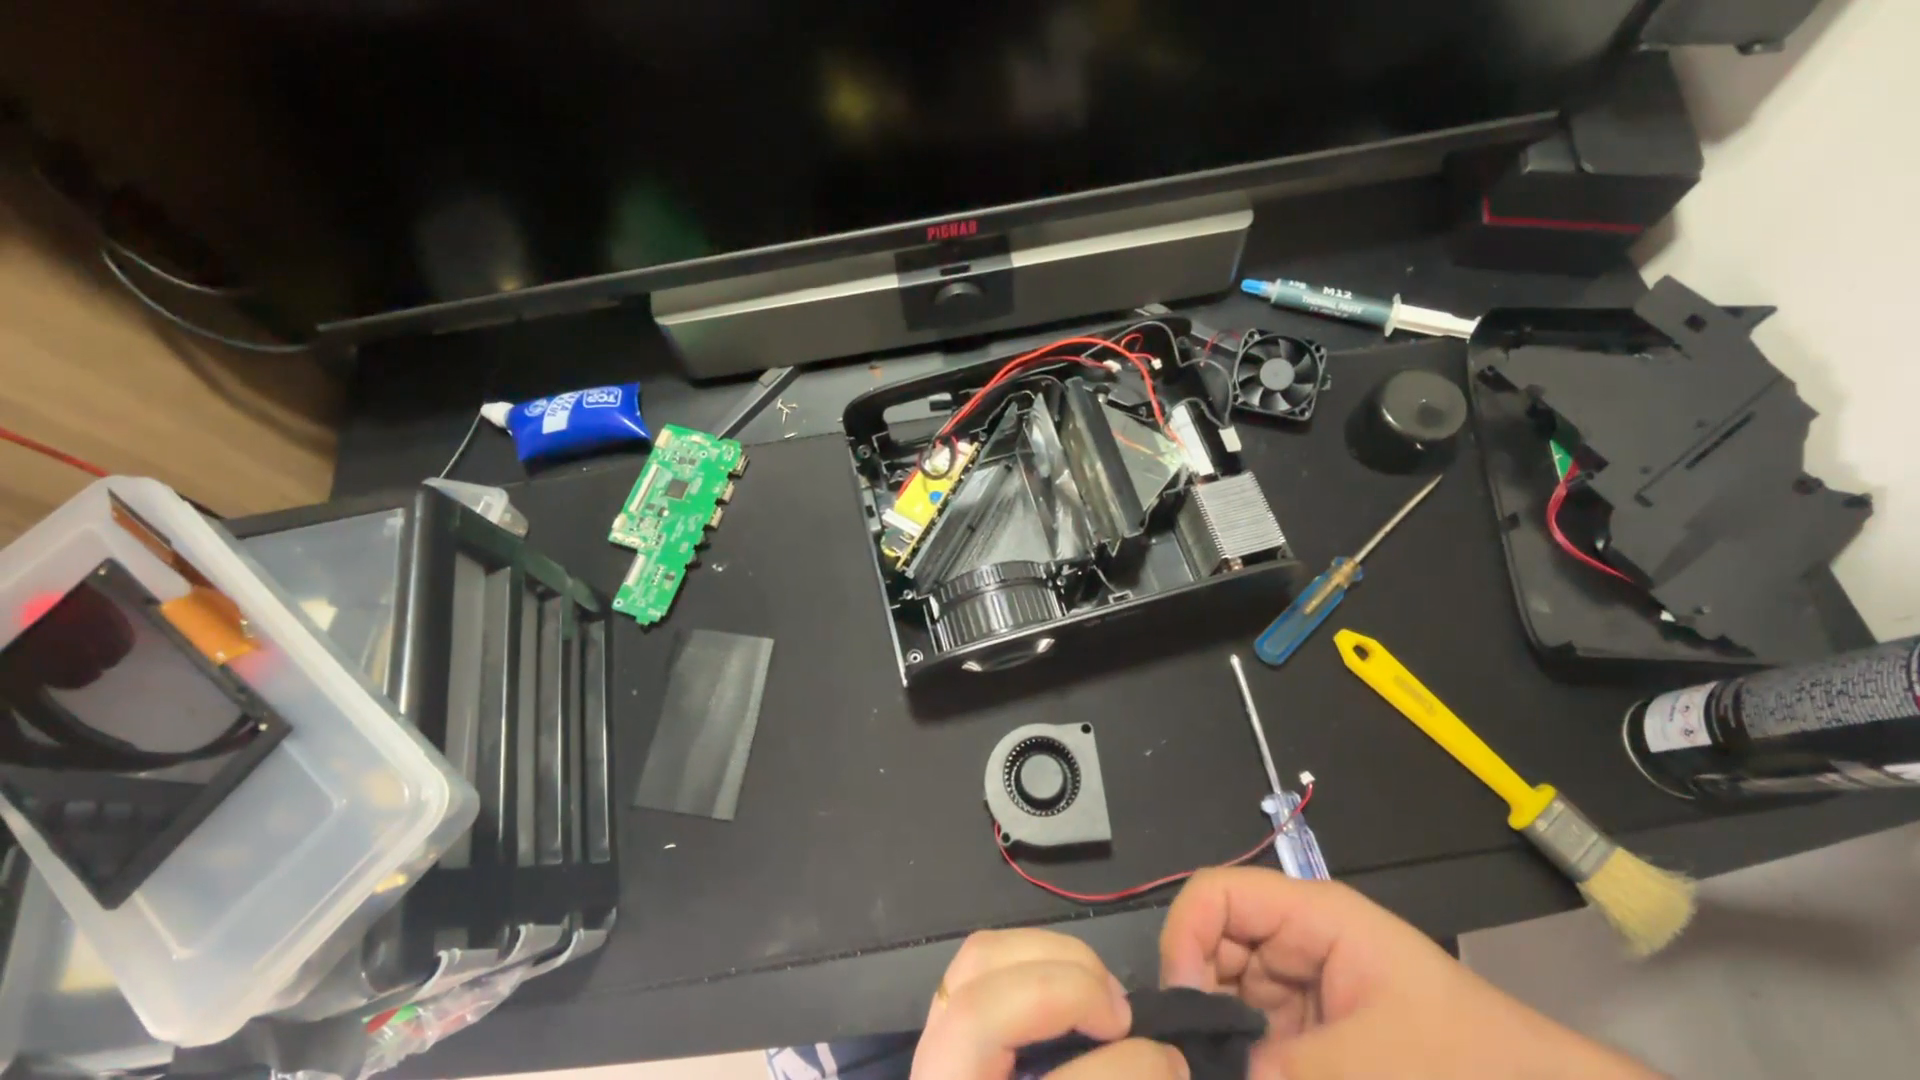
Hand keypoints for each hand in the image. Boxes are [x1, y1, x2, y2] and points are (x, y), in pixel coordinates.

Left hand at [912, 928, 1188, 1079]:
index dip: (1124, 1067)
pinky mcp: (942, 1031)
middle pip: (980, 1010)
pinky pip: (978, 963)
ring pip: (976, 962)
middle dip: (1067, 989)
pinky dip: (1032, 955)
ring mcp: (931, 1058)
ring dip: (1052, 958)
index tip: (1172, 1064)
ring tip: (1102, 996)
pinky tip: (1073, 984)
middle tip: (1123, 1017)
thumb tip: (1166, 1064)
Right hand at [1160, 868, 1657, 1078]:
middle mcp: (1295, 942)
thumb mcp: (1373, 1063)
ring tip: (1220, 1070)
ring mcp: (1300, 989)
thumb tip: (1198, 1073)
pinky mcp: (1308, 1035)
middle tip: (1196, 1060)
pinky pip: (1251, 1037)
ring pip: (1223, 998)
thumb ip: (1278, 1067)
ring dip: (1216, 1038)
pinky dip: (1239, 1059)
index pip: (1216, 896)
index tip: (1183, 1013)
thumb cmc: (1469, 1062)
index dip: (1184, 939)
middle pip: (1211, 946)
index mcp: (1312, 917)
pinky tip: (1245, 1074)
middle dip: (1195, 1000)